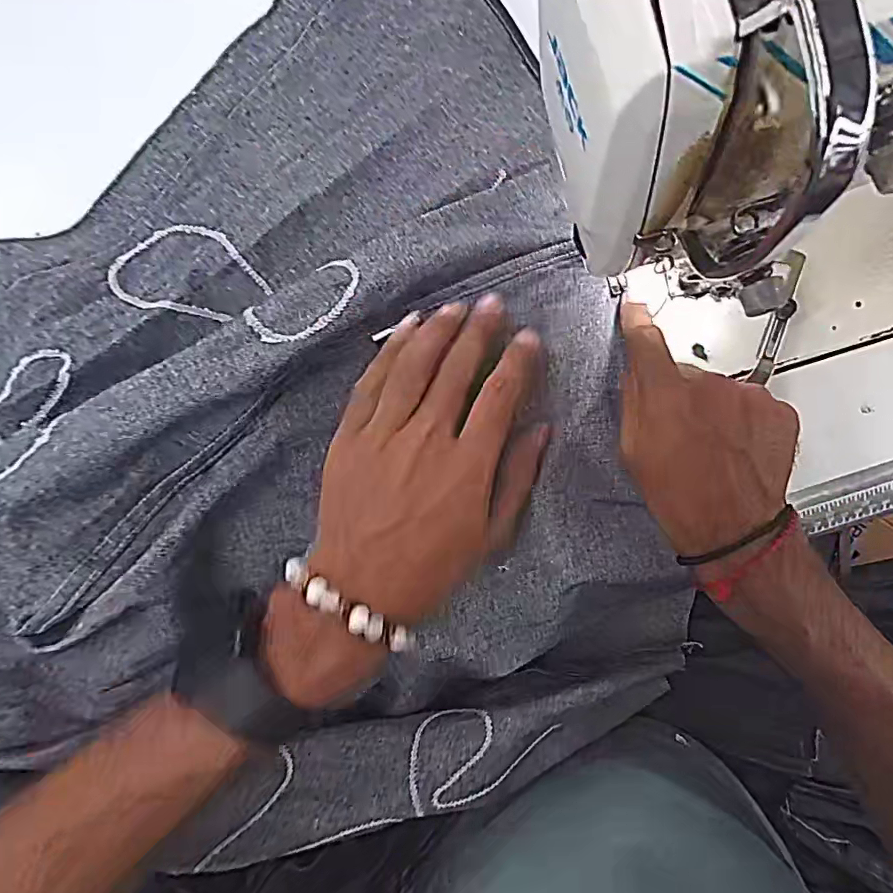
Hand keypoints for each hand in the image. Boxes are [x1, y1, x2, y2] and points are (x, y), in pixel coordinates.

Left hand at [312, 294, 550, 625]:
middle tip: (494, 305)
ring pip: (414, 366)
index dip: (518, 362)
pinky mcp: (350, 436)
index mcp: (468, 465)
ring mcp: (384, 434)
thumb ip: (518, 477)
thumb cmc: (434, 566)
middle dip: (479, 331)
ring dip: (438, 331)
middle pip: (457, 369)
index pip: (499, 396)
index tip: (529, 339)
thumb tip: (542, 430)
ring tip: (455, 308)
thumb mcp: (491, 535)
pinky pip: (372, 382)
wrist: (360, 587)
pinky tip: (407, 329)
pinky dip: (391, 351)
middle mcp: (427, 438)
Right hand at [617, 301, 799, 572]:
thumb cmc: (682, 498)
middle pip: (689, 372)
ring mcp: (746, 395)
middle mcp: (708, 386)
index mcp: (665, 395)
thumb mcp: (634, 452)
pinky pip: (752, 402)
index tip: (635, 308)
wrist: (733, 528)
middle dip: (685, 395)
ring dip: (718, 410)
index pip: (647, 341)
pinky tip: (737, 448)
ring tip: (715, 448)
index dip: (638, 321)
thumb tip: (636, 373)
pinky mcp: (776, 408)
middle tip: (685, 433)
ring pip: (723, 388)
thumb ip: (632, 402)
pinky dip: (745, 420)